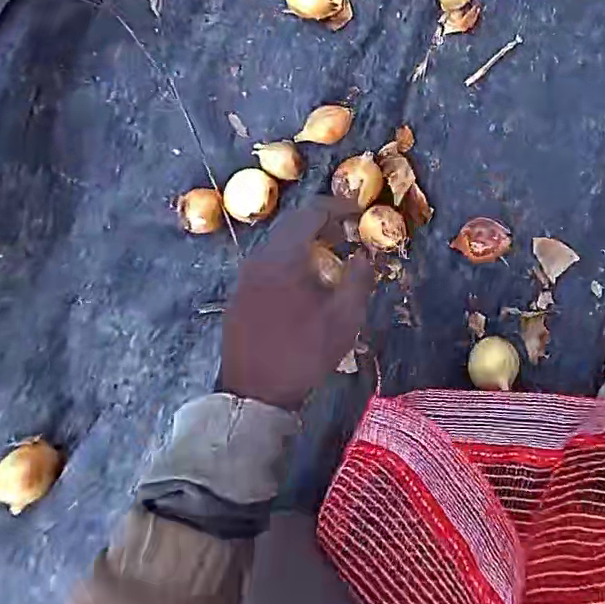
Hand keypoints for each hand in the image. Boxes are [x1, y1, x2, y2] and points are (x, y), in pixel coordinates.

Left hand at [217, 198, 375, 410]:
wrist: (254, 396)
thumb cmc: (304, 352)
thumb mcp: (345, 316)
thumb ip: (359, 277)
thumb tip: (364, 253)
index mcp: (283, 259)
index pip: (310, 214)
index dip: (338, 207)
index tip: (360, 211)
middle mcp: (259, 261)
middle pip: (292, 224)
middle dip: (323, 221)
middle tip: (350, 230)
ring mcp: (245, 278)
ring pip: (279, 243)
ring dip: (308, 240)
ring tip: (334, 253)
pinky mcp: (240, 295)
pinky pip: (269, 261)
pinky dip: (293, 257)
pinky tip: (309, 277)